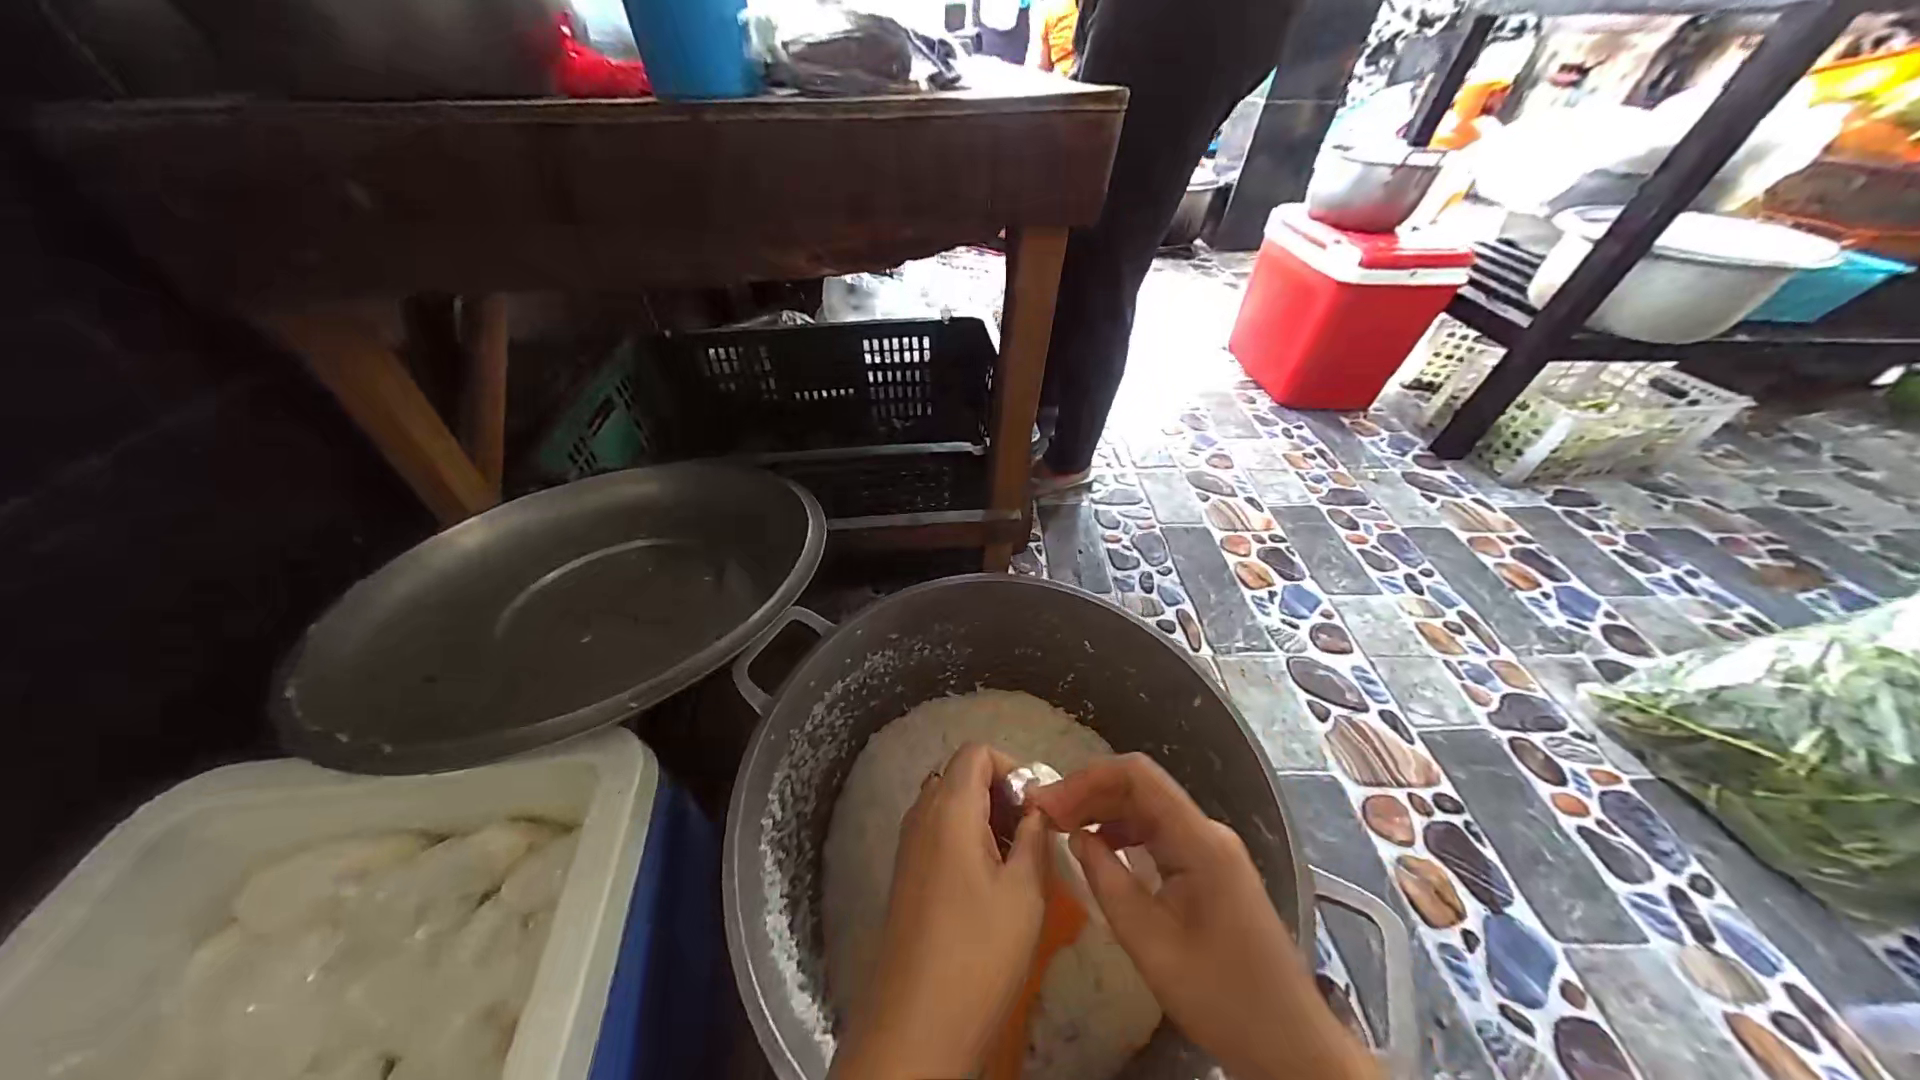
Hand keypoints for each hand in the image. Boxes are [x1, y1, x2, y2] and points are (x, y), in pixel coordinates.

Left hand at [832, 744, 1050, 1079]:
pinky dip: (966, 837)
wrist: (916, 1021)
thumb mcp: (1025, 891)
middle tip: (1032, 835)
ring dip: (984, 816)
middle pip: (961, 774)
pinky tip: (989, 882)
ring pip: (949, 803)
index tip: (1036, 807)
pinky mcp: (907, 872)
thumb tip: (1036, 807)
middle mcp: (921, 815)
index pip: (976, 752)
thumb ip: (1035, 836)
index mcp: (949, 808)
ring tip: (1016, 861)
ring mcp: (909, 844)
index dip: (1011, 768)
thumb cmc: (978, 951)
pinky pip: (938, 831)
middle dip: (1000, 793)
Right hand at [1027, 754, 1378, 1079]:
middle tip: (1043, 815)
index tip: (1048, 804)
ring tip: (1060, 828)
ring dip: (1101, 811)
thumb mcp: (1150, 944)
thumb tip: (1076, 837)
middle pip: (1139, 787)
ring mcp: (1210, 848)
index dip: (1086, 779)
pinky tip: (1097, 849)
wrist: (1291, 1044)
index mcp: (1199, 841)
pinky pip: (1158, 833)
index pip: (1137, 776)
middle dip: (1087, 793)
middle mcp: (1207, 832)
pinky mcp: (1208, 867)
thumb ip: (1108, 882)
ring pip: (1146, 808)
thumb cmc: (1222, 998)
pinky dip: (1122, 832)